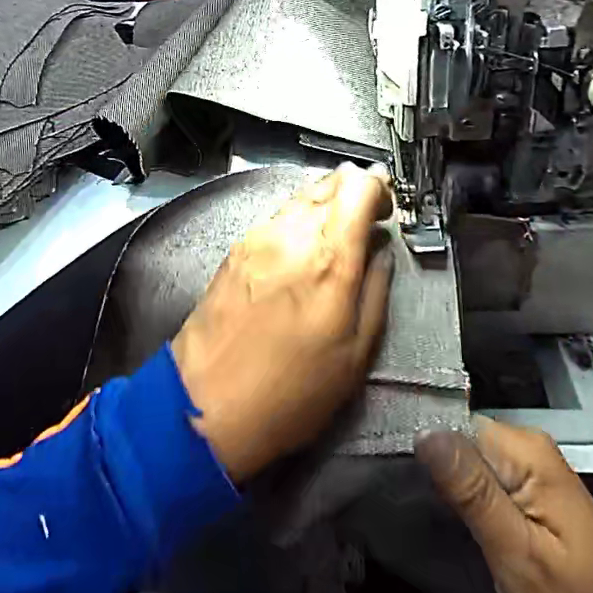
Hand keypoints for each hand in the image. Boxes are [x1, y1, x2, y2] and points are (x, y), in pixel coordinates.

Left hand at [172, 165, 394, 482]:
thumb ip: (376, 291)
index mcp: (330, 259)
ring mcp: (258, 239)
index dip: (379, 187)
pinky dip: (298, 220)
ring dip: (325, 204)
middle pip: (331, 181)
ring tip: (334, 239)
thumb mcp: (356, 353)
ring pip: (301, 194)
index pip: (359, 186)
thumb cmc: (291, 391)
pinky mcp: (235, 250)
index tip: (386, 207)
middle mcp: (293, 236)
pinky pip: (277, 216)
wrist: (206, 410)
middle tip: (366, 220)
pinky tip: (302, 251)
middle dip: (355, 192)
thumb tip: (381, 255)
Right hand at [417, 420, 592, 592]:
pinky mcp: (528, 498)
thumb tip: (428, 434)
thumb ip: (474, 493)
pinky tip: (447, 519)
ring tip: (421, 512)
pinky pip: (484, 482)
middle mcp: (531, 452)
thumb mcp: (518, 556)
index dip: (424, 445)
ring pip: (470, 462)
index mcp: (530, 453)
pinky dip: (463, 500)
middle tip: (405, 502)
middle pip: (462, 440)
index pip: (458, 424)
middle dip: (433, 467)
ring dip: (446, 486)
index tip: (393, 471)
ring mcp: (531, 475)